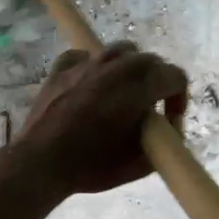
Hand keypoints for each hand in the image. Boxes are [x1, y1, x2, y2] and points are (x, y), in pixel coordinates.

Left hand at [15, 41, 187, 196]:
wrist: (40, 164)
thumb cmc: (91, 167)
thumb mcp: (138, 165)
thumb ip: (163, 143)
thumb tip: (168, 132)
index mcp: (141, 85)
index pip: (176, 77)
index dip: (178, 99)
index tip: (168, 120)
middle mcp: (117, 65)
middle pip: (148, 61)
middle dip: (153, 82)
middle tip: (144, 108)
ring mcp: (86, 64)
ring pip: (118, 52)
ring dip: (125, 69)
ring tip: (118, 93)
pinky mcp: (60, 70)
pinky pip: (82, 57)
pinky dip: (89, 67)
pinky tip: (87, 85)